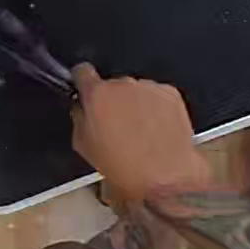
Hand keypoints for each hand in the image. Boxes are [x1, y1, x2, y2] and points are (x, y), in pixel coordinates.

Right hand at [71, 64, 211, 206]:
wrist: (166, 176)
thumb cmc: (127, 167)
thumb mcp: (84, 148)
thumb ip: (79, 120)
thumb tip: (82, 112)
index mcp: (97, 95)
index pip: (82, 71)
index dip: (82, 81)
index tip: (85, 89)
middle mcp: (123, 85)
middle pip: (112, 85)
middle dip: (113, 102)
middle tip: (117, 127)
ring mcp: (148, 88)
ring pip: (136, 91)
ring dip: (135, 105)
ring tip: (140, 134)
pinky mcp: (170, 94)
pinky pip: (157, 95)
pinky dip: (156, 108)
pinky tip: (155, 131)